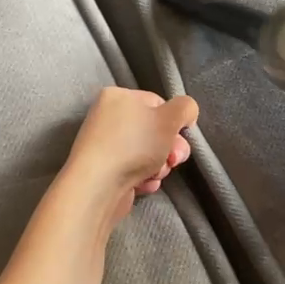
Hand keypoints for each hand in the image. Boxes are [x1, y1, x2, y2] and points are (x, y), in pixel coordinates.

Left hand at [59, 87, 197, 219]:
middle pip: (155, 130)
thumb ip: (185, 108)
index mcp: (117, 96)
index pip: (158, 103)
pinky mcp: (107, 171)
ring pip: (149, 153)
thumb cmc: (134, 145)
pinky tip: (142, 184)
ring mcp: (106, 147)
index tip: (182, 135)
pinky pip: (135, 170)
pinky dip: (144, 177)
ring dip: (159, 165)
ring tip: (153, 174)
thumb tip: (186, 114)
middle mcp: (108, 118)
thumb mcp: (169, 118)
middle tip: (173, 159)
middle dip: (170, 148)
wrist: (98, 187)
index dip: (174, 121)